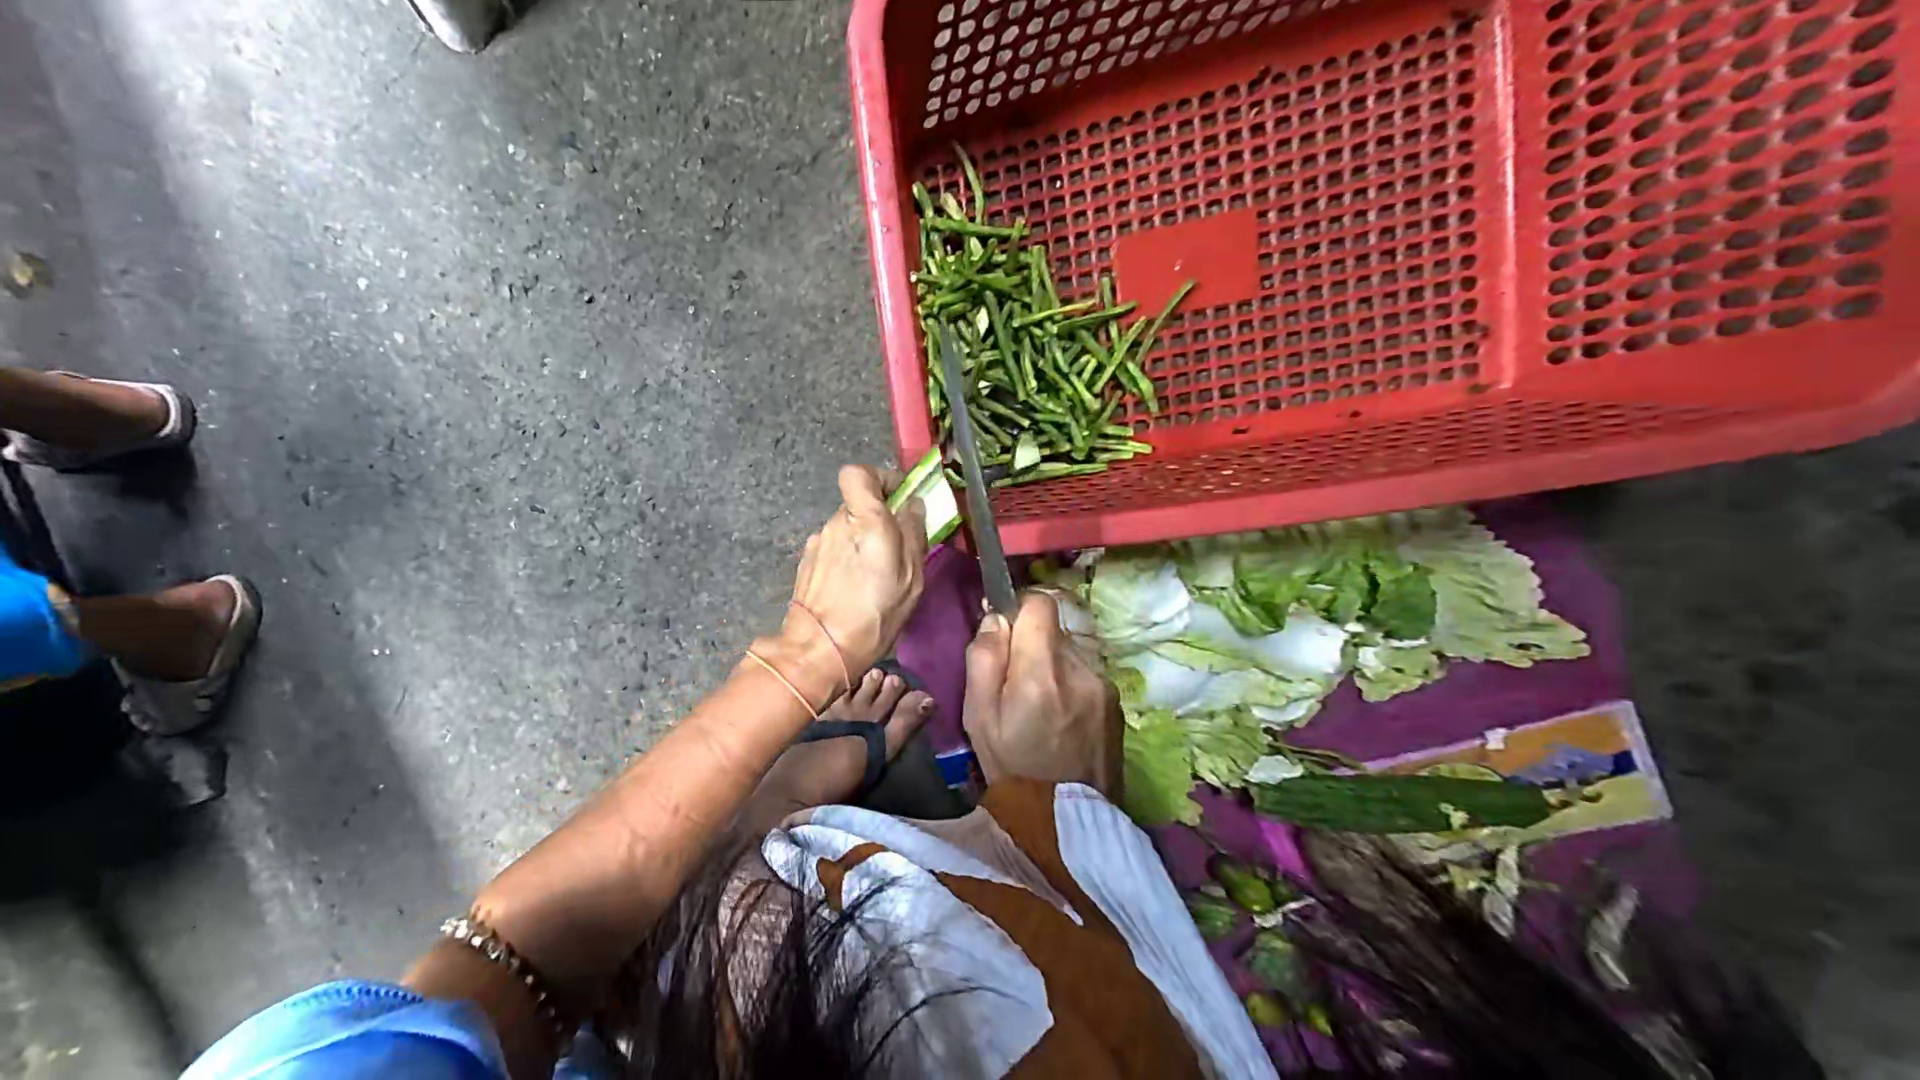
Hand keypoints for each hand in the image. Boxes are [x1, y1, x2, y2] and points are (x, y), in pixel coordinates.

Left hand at [783, 465, 927, 676]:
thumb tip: (912, 506)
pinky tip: (854, 588)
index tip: (899, 497)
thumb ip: (914, 533)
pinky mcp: (806, 563)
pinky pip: (833, 549)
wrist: (820, 650)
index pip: (859, 473)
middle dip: (878, 520)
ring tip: (876, 577)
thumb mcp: (911, 577)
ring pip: (846, 529)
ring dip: (862, 543)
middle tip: (897, 548)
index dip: (880, 479)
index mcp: (865, 519)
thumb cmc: (875, 613)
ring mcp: (817, 542)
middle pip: (858, 505)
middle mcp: (836, 522)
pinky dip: (846, 560)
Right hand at [963, 591, 1121, 796]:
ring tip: (1041, 709)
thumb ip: (984, 658)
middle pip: (1054, 629)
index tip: (1006, 635)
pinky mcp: (1117, 702)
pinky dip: (1071, 685)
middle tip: (1016, 686)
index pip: (1040, 603)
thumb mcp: (978, 717)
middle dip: (1032, 645)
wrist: (1067, 823)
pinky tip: (1062, 720)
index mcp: (1042, 672)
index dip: (1019, 610)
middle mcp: (1081, 670)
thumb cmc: (1012, 769)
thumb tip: (996, 617)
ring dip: (1053, 667)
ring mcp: (1105, 686)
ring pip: (1071, 652)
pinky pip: (1087, 675)